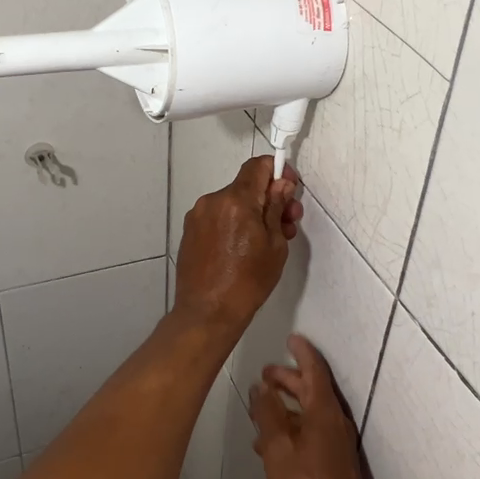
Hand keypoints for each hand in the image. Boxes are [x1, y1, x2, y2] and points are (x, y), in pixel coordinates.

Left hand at [174, 155, 302, 330]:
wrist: (208, 312)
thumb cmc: (248, 282)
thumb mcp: (275, 245)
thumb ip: (277, 209)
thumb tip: (281, 186)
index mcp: (236, 200)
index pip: (257, 166)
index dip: (277, 170)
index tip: (290, 186)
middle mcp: (212, 201)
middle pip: (246, 186)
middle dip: (269, 198)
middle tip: (288, 221)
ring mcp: (197, 216)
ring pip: (232, 202)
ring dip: (251, 212)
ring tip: (266, 239)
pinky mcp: (190, 231)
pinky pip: (218, 216)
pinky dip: (234, 222)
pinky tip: (243, 247)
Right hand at [250, 336, 372, 478]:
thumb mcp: (278, 445)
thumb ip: (268, 413)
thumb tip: (261, 387)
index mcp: (323, 409)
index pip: (314, 369)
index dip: (302, 352)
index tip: (291, 338)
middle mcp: (333, 418)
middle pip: (311, 388)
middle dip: (288, 378)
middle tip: (265, 374)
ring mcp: (335, 439)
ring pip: (309, 411)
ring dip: (287, 404)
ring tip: (261, 406)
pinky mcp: (332, 457)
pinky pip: (310, 430)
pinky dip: (291, 425)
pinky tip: (270, 441)